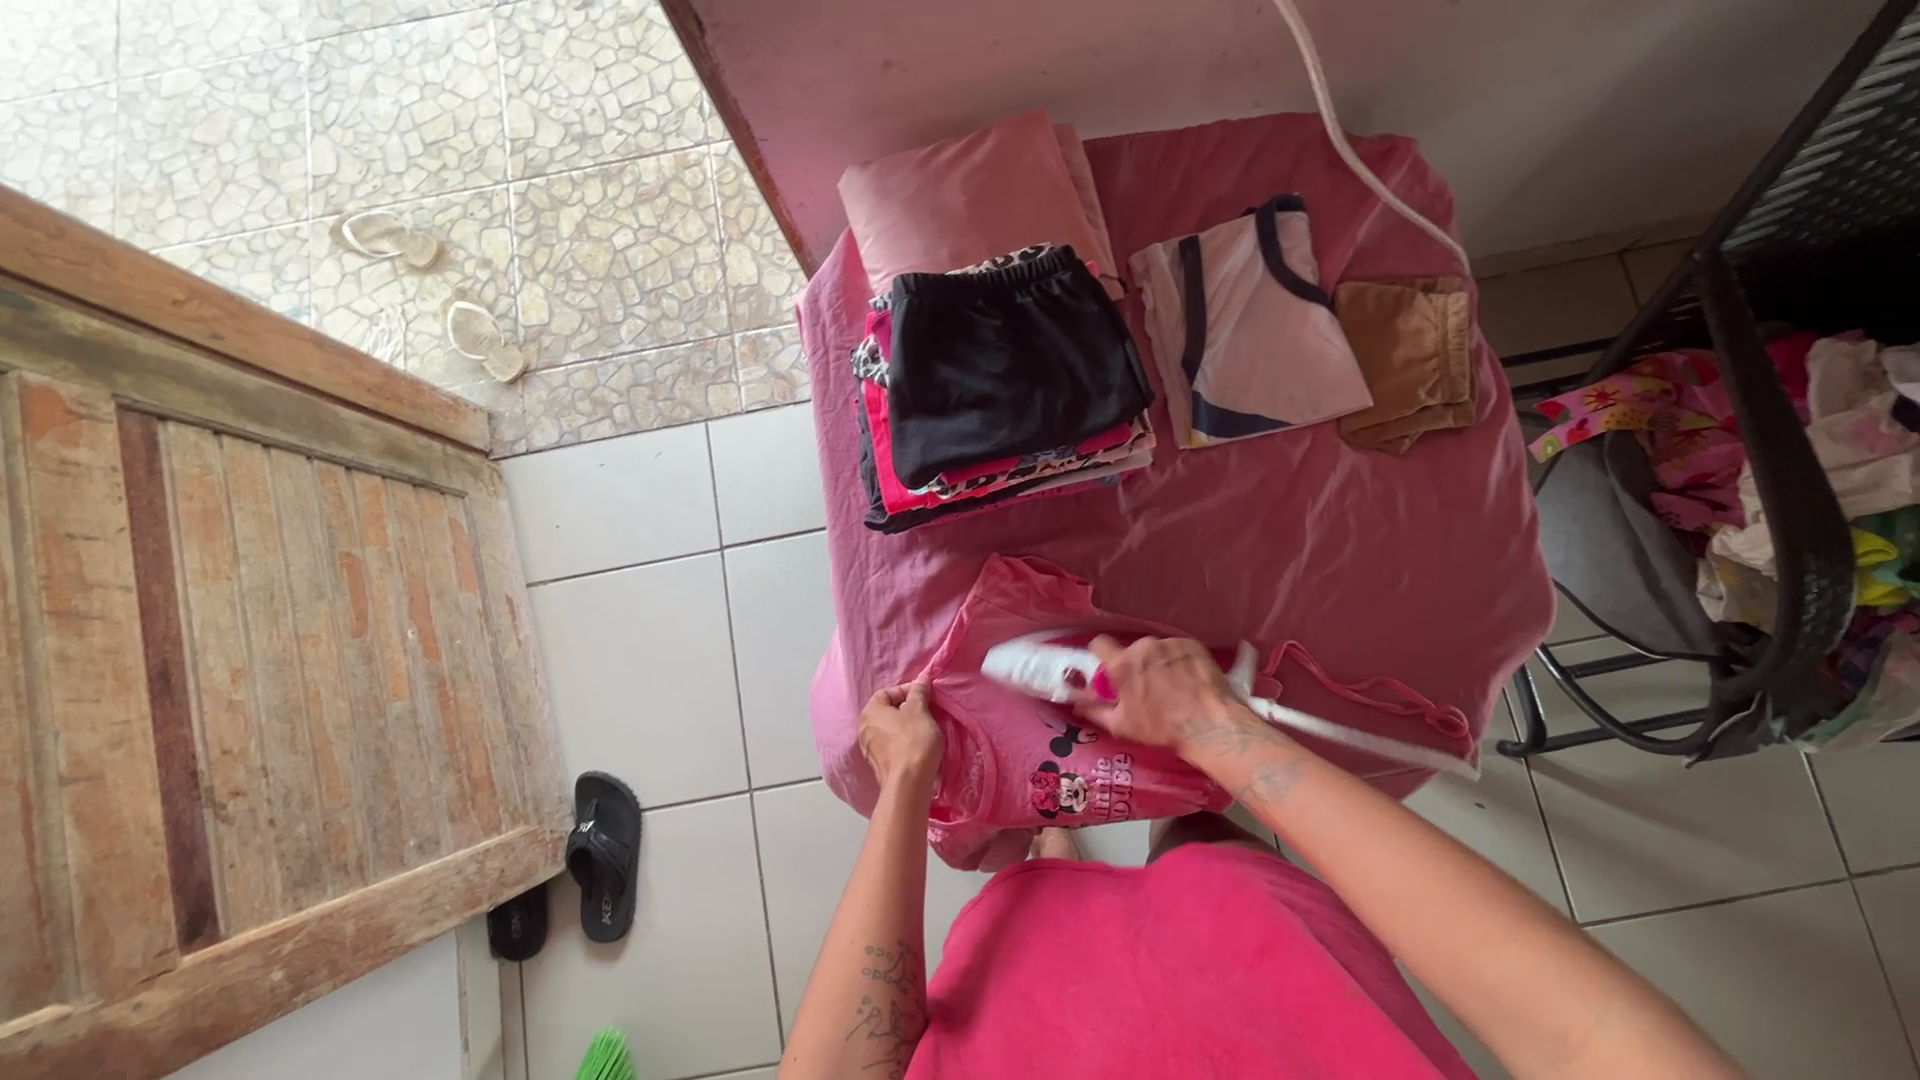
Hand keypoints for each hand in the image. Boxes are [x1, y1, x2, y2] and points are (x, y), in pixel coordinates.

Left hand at [860, 682, 943, 793]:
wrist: (908, 784)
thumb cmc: (913, 741)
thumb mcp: (920, 711)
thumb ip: (919, 693)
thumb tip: (921, 679)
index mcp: (870, 711)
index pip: (888, 692)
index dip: (908, 690)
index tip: (925, 695)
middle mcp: (864, 728)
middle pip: (888, 711)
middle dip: (908, 709)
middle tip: (927, 710)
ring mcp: (869, 749)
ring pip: (891, 729)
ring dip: (907, 726)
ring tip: (926, 728)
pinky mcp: (878, 764)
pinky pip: (891, 745)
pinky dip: (904, 742)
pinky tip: (919, 745)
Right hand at [1076, 635, 1249, 753]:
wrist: (1210, 726)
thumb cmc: (1162, 728)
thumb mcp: (1122, 725)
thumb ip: (1095, 711)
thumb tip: (1077, 704)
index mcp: (1122, 664)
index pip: (1099, 644)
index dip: (1101, 655)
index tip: (1108, 668)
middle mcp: (1144, 646)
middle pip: (1132, 650)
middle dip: (1135, 664)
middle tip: (1145, 686)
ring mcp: (1170, 643)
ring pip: (1156, 650)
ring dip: (1158, 662)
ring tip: (1172, 684)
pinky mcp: (1193, 645)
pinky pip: (1178, 649)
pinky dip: (1179, 661)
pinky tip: (1188, 679)